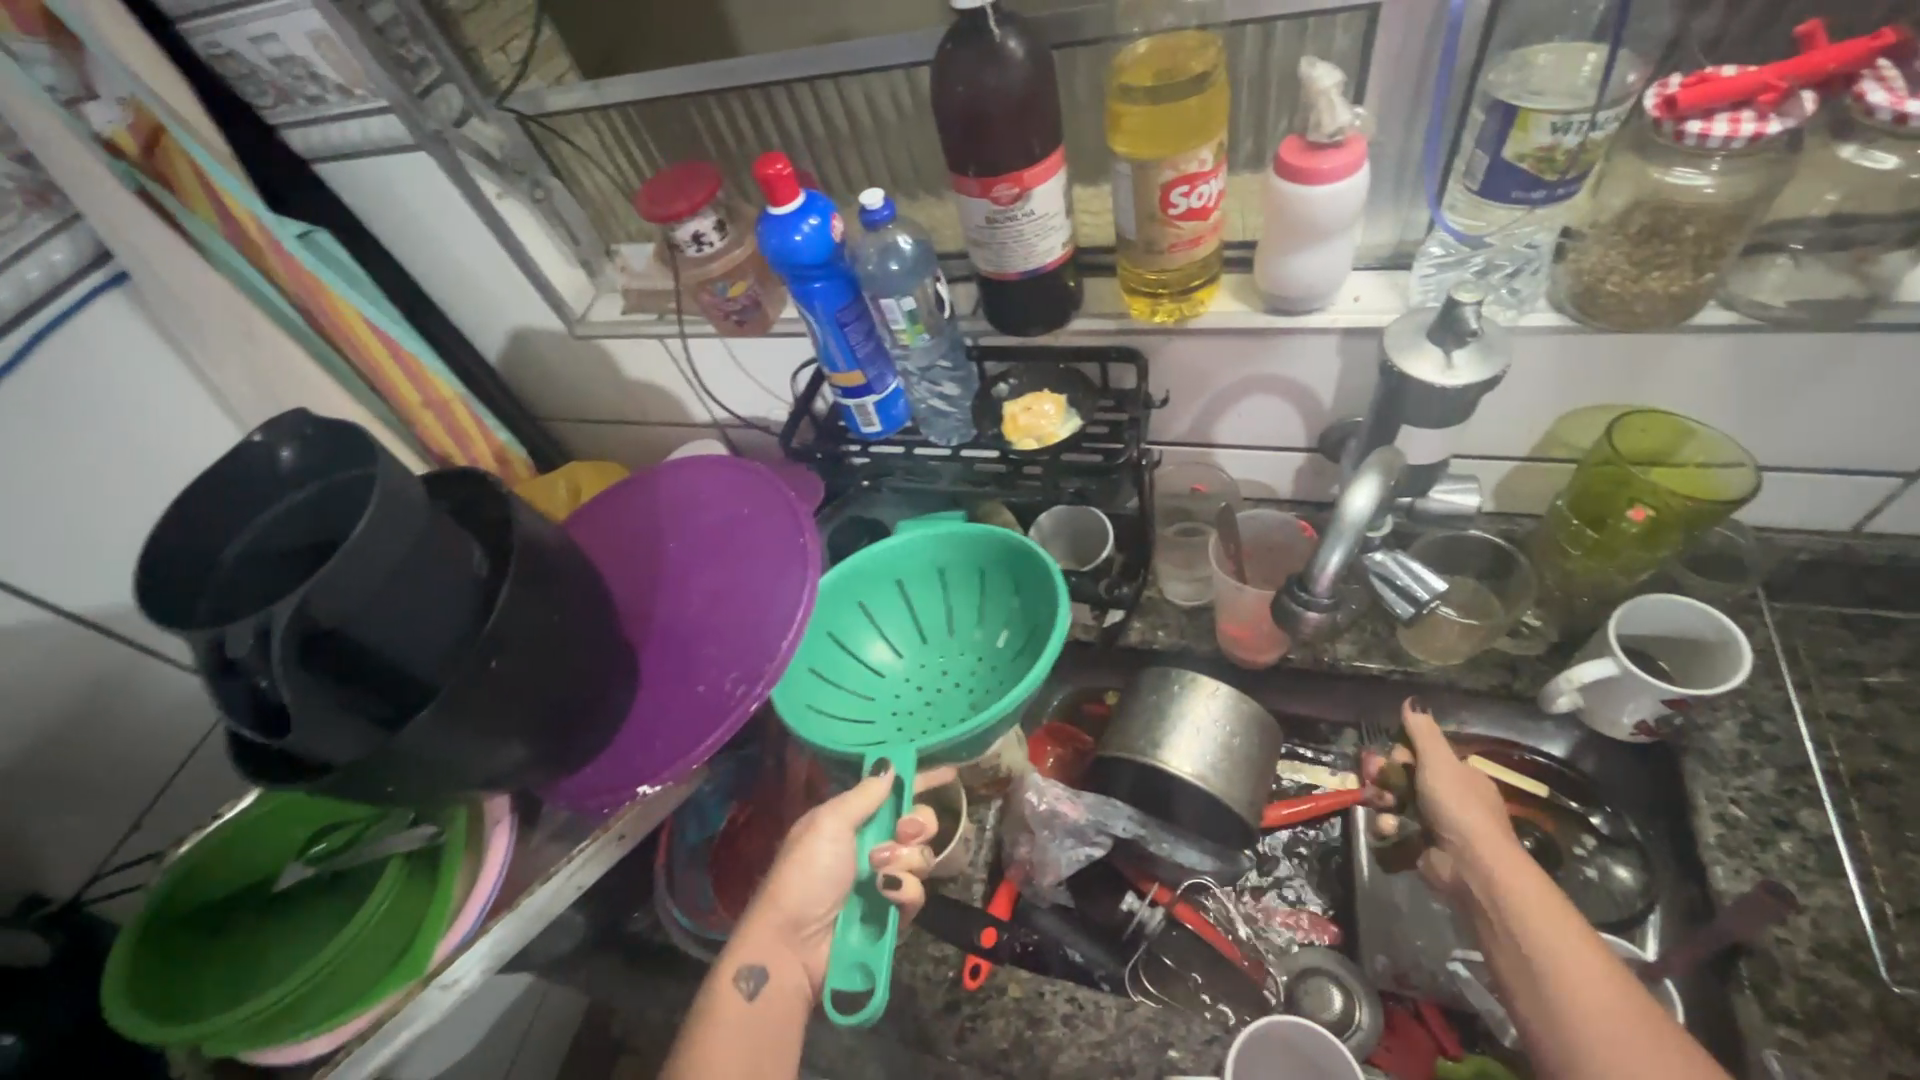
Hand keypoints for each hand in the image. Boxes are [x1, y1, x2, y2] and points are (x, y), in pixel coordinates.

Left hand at [737, 765, 958, 996]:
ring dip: (904, 859)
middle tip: (902, 831)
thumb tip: (889, 765)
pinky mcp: (894, 913)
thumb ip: (864, 795)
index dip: (921, 780)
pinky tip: (885, 895)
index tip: (950, 773)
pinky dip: (904, 891)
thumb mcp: (828, 824)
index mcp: (853, 820)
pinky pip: (917, 892)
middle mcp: (872, 847)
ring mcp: (885, 881)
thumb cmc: (806, 875)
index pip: (894, 793)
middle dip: (918, 822)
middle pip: (918, 823)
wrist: (795, 945)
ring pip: (922, 857)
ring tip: (878, 871)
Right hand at [1361, 697, 1516, 899]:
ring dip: (1382, 803)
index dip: (1399, 755)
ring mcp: (1432, 824)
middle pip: (1401, 779)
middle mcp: (1446, 798)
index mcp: (1458, 776)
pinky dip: (1388, 827)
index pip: (1419, 757)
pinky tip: (1390, 829)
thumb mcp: (1440, 762)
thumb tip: (1412, 700)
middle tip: (1373, 778)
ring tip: (1383, 806)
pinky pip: (1393, 829)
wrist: (1471, 864)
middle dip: (1383, 778)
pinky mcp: (1418, 847)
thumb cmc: (1458, 806)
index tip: (1389, 758)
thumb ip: (1422, 732)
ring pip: (1393, 803)